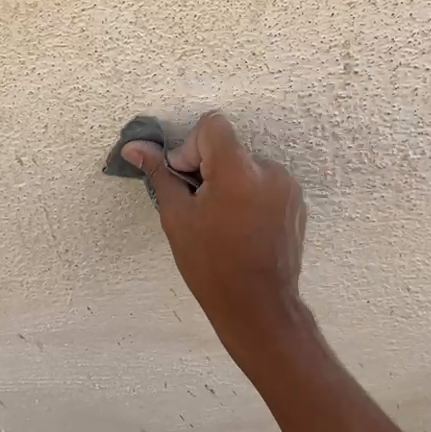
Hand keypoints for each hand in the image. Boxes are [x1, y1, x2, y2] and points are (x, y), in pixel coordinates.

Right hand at [121, 113, 308, 360]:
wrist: (258, 307)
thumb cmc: (211, 265)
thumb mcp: (177, 216)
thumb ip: (159, 173)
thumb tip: (134, 148)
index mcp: (239, 170)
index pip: (212, 124)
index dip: (192, 146)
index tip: (188, 179)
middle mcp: (269, 170)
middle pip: (227, 145)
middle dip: (207, 167)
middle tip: (198, 204)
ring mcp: (287, 187)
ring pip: (244, 164)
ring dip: (228, 181)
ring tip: (220, 219)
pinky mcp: (296, 202)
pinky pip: (264, 181)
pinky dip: (248, 193)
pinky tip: (240, 226)